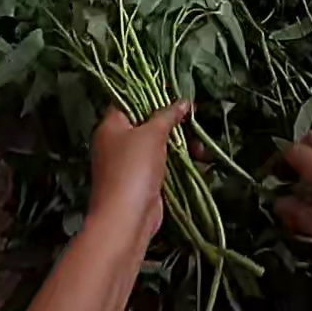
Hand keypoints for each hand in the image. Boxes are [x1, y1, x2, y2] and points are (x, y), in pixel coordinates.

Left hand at [87, 101, 188, 241]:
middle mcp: (116, 141)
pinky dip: (176, 161)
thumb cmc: (133, 168)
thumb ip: (167, 115)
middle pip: (145, 122)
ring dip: (178, 143)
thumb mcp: (152, 134)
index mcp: (111, 124)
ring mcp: (128, 163)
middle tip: (193, 117)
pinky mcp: (140, 181)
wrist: (125, 219)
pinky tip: (198, 160)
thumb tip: (184, 101)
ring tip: (200, 146)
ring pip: (156, 144)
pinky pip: (160, 164)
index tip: (174, 91)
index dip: (151, 93)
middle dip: (171, 121)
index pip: (128, 98)